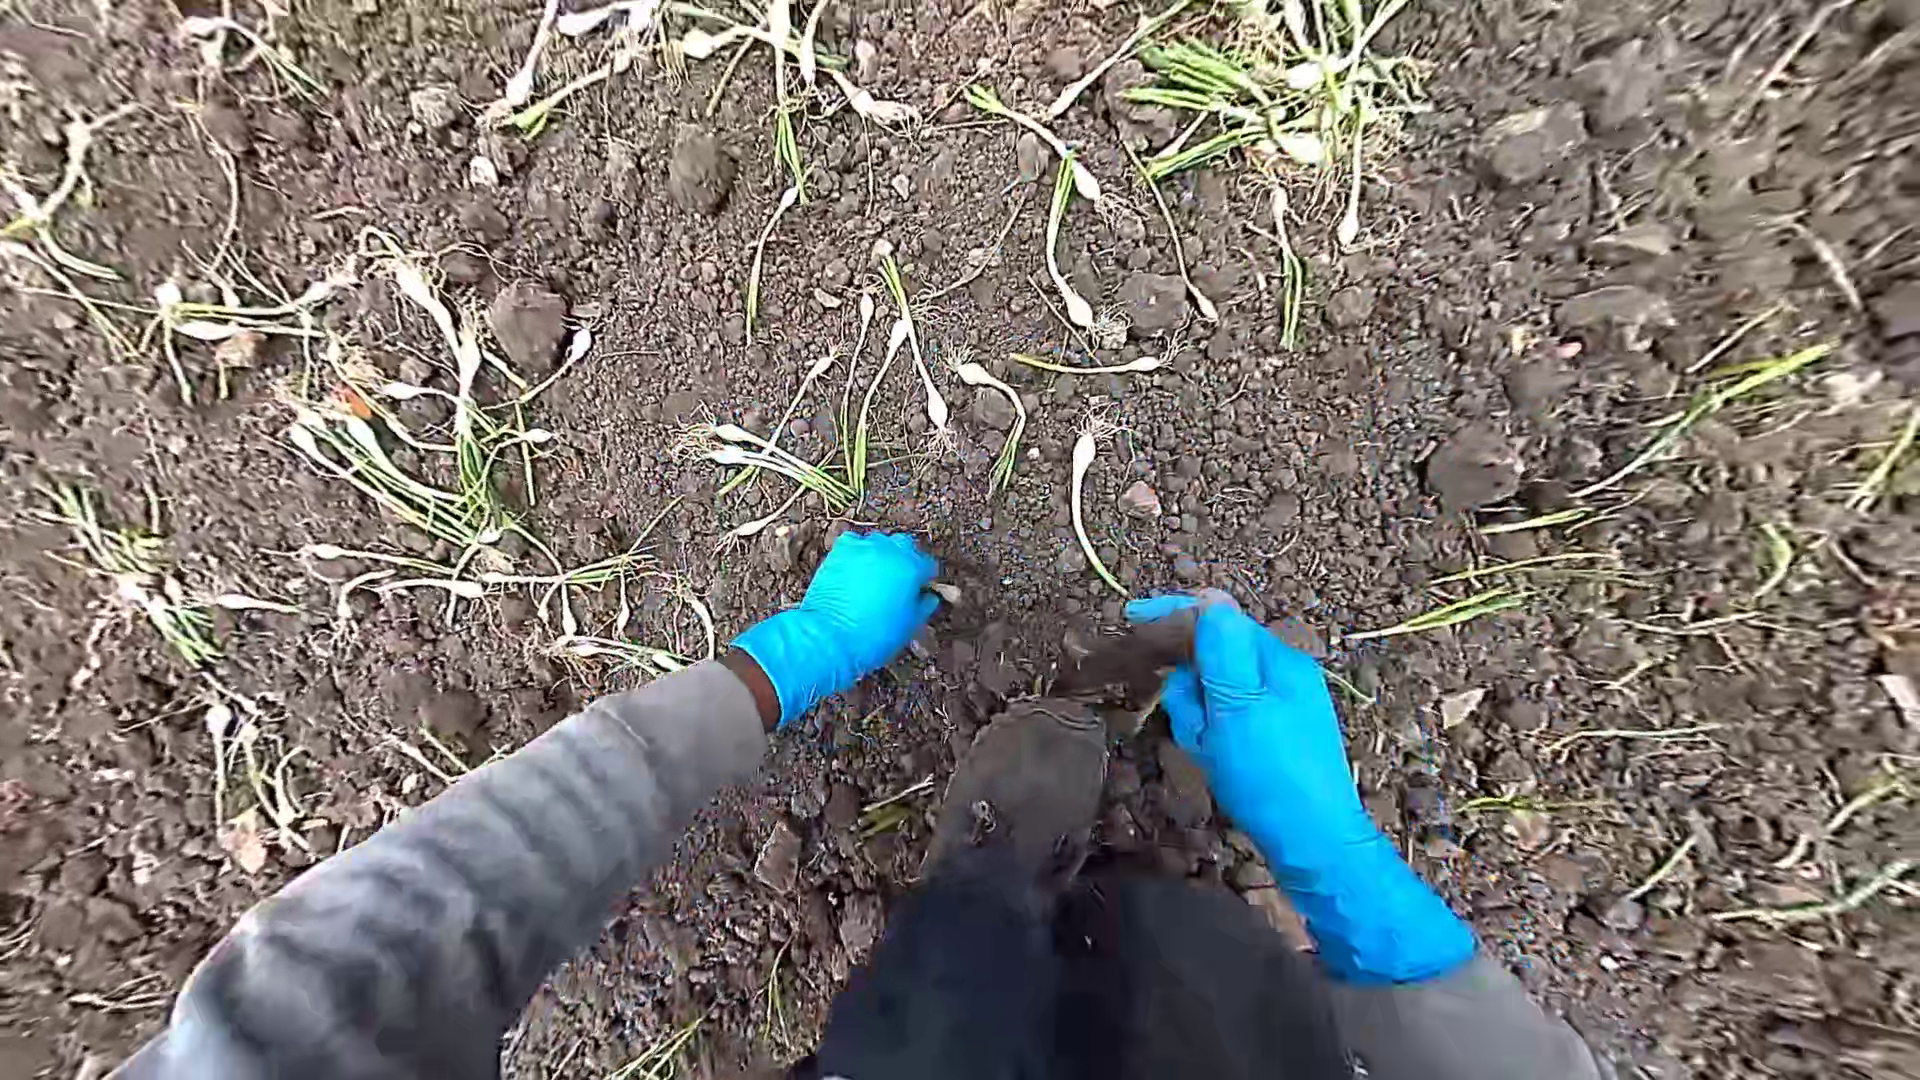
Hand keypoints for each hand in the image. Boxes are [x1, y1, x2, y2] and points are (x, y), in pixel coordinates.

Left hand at [735, 531, 940, 727]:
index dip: (925, 579)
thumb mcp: (908, 626)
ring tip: (875, 576)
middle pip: (905, 546)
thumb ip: (922, 607)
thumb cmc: (872, 636)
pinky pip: (854, 544)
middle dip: (905, 560)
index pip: (928, 565)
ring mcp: (864, 547)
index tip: (920, 589)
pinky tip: (854, 570)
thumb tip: (927, 598)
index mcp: (912, 568)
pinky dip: (857, 553)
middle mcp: (890, 551)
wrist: (829, 637)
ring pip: (879, 543)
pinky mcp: (840, 551)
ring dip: (881, 555)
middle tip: (899, 581)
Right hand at [1128, 593, 1474, 983]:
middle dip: (1189, 683)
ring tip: (1206, 745)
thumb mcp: (1238, 706)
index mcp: (1275, 658)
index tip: (1133, 616)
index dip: (1174, 611)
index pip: (1218, 613)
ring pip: (1210, 685)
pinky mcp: (1268, 727)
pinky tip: (1215, 754)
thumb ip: (1222, 649)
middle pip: (1211, 652)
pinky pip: (1222, 711)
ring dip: (1196, 710)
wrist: (1313, 845)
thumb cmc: (1270, 773)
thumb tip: (1208, 599)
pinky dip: (1208, 727)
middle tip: (1191, 722)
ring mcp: (1275, 700)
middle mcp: (1277, 671)